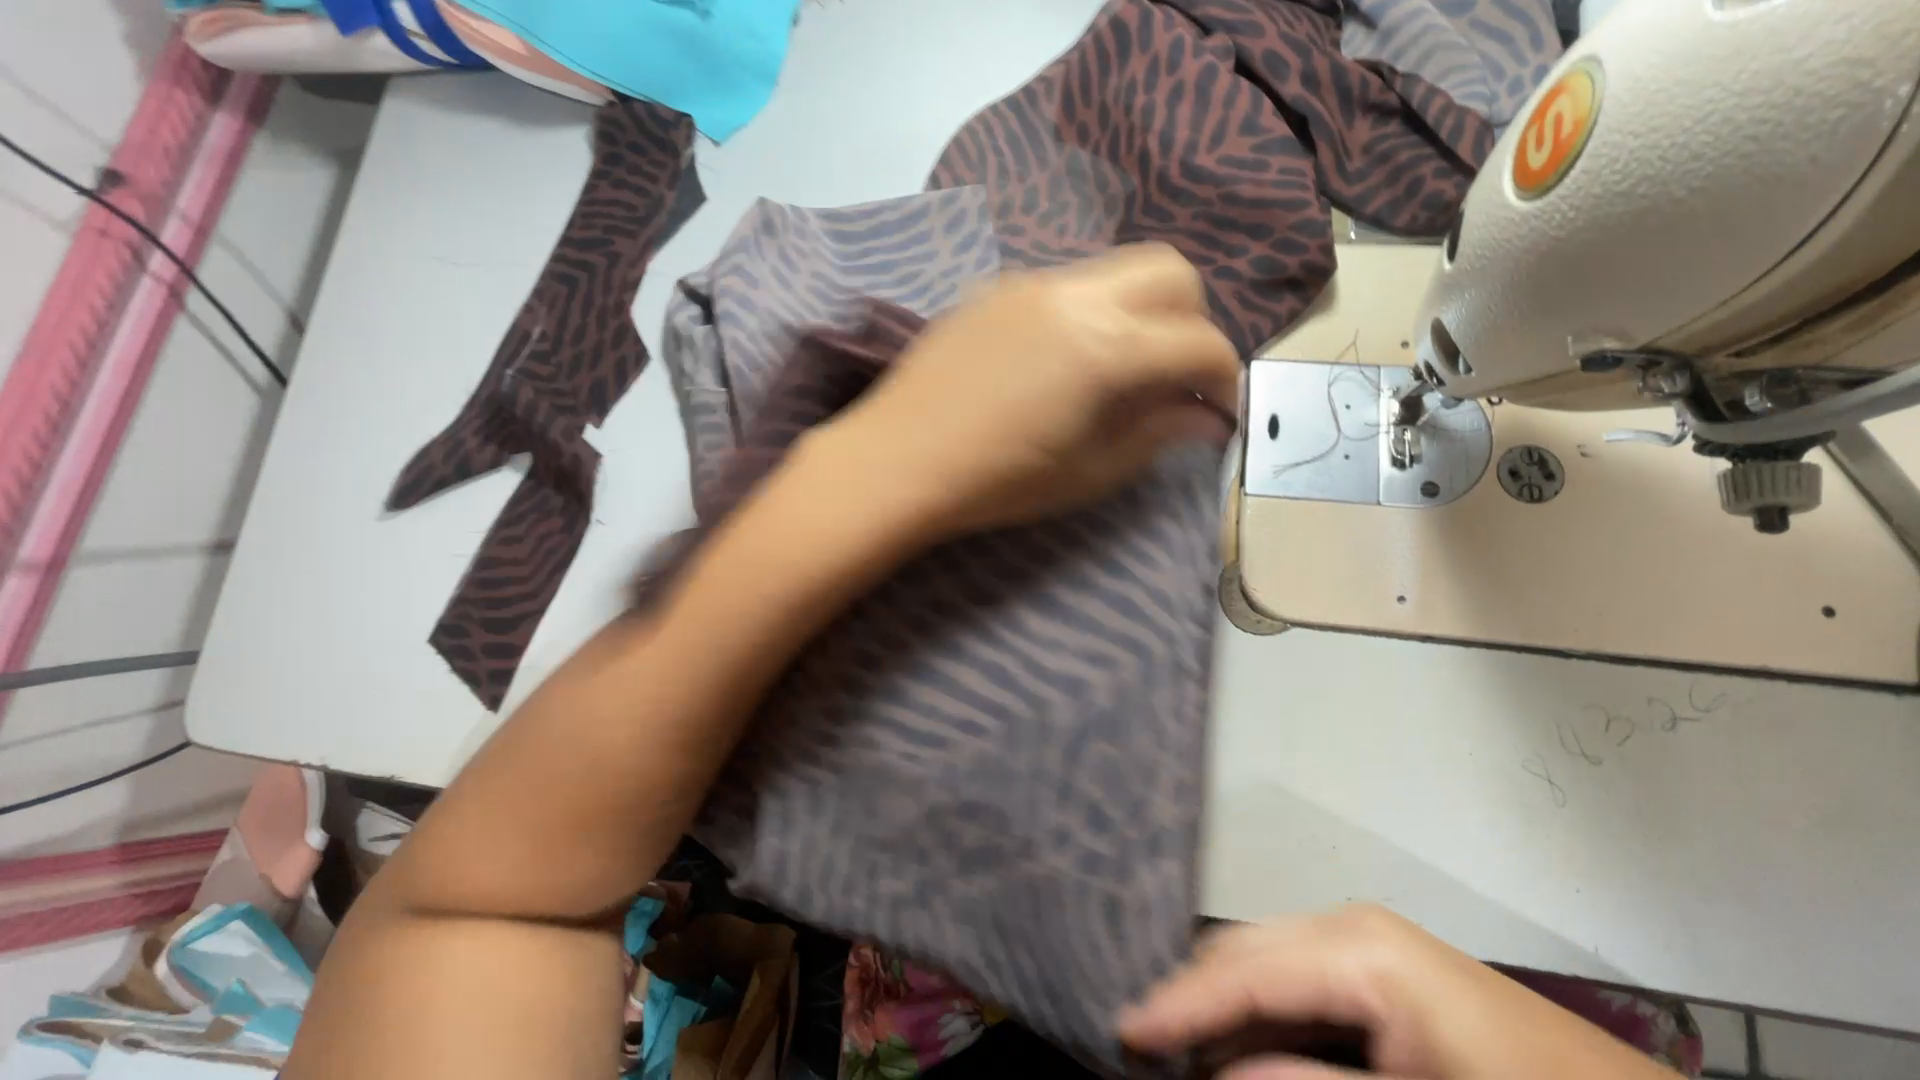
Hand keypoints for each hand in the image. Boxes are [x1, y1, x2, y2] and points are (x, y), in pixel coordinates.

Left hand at [817, 242, 1238, 538]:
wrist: (895, 462)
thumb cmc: (997, 481)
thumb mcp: (1090, 470)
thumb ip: (1158, 432)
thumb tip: (1207, 418)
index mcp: (1107, 346)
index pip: (1199, 342)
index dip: (1224, 377)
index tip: (1218, 410)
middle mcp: (1076, 295)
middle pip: (1171, 271)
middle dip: (1193, 319)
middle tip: (1176, 376)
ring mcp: (1030, 283)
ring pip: (1115, 271)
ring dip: (1140, 310)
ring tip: (1120, 370)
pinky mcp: (994, 290)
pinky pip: (1066, 285)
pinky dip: (1090, 312)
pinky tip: (1062, 363)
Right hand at [1118, 906, 1685, 1079]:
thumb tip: (1212, 1068)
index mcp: (1358, 949)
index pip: (1240, 971)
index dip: (1176, 1004)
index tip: (1119, 1035)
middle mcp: (1350, 926)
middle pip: (1239, 953)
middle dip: (1190, 999)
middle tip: (1139, 1048)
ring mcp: (1364, 941)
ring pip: (1261, 964)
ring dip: (1221, 1007)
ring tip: (1176, 1047)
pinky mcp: (1377, 968)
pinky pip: (1294, 981)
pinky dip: (1259, 1011)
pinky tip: (1238, 1042)